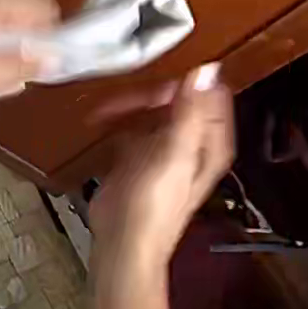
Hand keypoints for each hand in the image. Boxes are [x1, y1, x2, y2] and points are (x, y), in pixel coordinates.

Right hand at [85, 65, 233, 274]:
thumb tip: (205, 70)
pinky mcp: (135, 157)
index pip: (208, 95)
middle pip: (173, 101)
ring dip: (126, 106)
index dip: (187, 80)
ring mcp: (161, 149)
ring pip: (148, 112)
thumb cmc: (153, 203)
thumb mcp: (175, 153)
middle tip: (120, 98)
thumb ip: (190, 112)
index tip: (158, 71)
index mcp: (209, 142)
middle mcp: (189, 142)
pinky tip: (99, 123)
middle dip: (146, 95)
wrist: (123, 238)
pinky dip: (114, 121)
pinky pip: (128, 127)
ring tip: (103, 112)